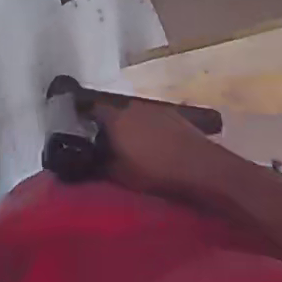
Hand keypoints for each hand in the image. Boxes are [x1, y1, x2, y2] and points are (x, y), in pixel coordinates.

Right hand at [94, 100, 240, 198]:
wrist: (197, 165)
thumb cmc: (154, 171)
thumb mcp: (120, 175)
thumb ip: (100, 164)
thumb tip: (88, 159)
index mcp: (116, 118)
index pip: (93, 109)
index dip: (86, 120)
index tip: (83, 132)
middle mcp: (132, 106)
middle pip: (115, 112)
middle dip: (111, 126)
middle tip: (110, 144)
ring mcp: (154, 108)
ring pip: (135, 115)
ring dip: (132, 126)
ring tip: (134, 146)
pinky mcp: (173, 113)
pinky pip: (153, 118)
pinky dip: (150, 128)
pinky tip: (155, 143)